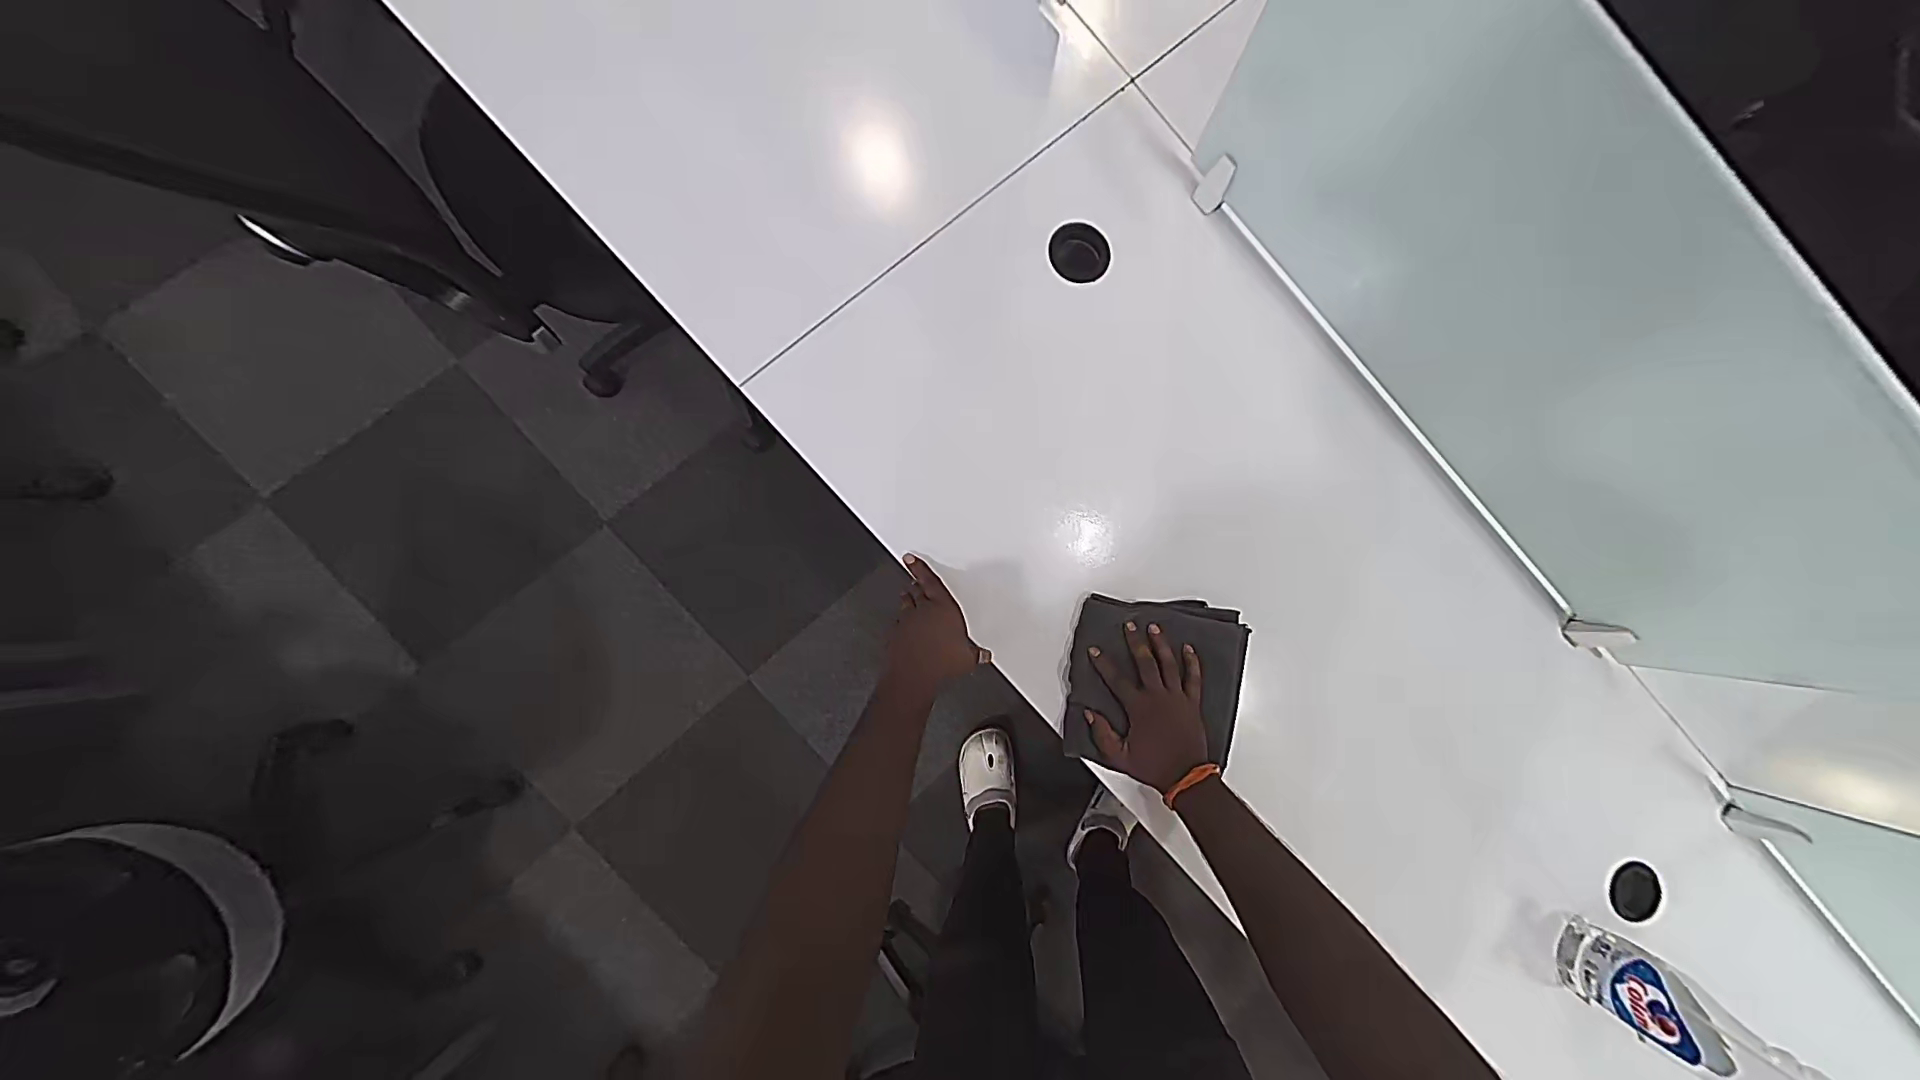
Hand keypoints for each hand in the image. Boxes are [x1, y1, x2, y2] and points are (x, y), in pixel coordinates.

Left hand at [884, 554, 989, 692]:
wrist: (913, 675)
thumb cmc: (941, 662)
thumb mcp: (966, 659)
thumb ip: (975, 654)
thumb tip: (983, 656)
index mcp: (944, 608)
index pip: (931, 581)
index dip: (920, 568)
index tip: (911, 558)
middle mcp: (924, 609)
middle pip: (918, 589)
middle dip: (916, 582)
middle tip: (915, 577)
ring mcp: (908, 619)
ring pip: (906, 601)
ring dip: (907, 597)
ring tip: (908, 593)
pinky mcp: (896, 631)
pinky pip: (899, 619)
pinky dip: (902, 618)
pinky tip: (904, 623)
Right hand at [1086, 621, 1209, 794]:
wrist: (1187, 777)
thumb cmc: (1154, 767)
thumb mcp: (1119, 756)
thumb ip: (1102, 734)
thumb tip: (1091, 715)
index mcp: (1139, 708)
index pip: (1117, 679)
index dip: (1103, 663)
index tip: (1095, 651)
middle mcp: (1158, 697)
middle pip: (1145, 663)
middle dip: (1135, 642)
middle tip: (1130, 627)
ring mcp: (1177, 698)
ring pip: (1169, 664)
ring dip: (1161, 644)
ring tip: (1155, 628)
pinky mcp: (1192, 703)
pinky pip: (1193, 678)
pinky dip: (1192, 662)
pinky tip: (1188, 649)